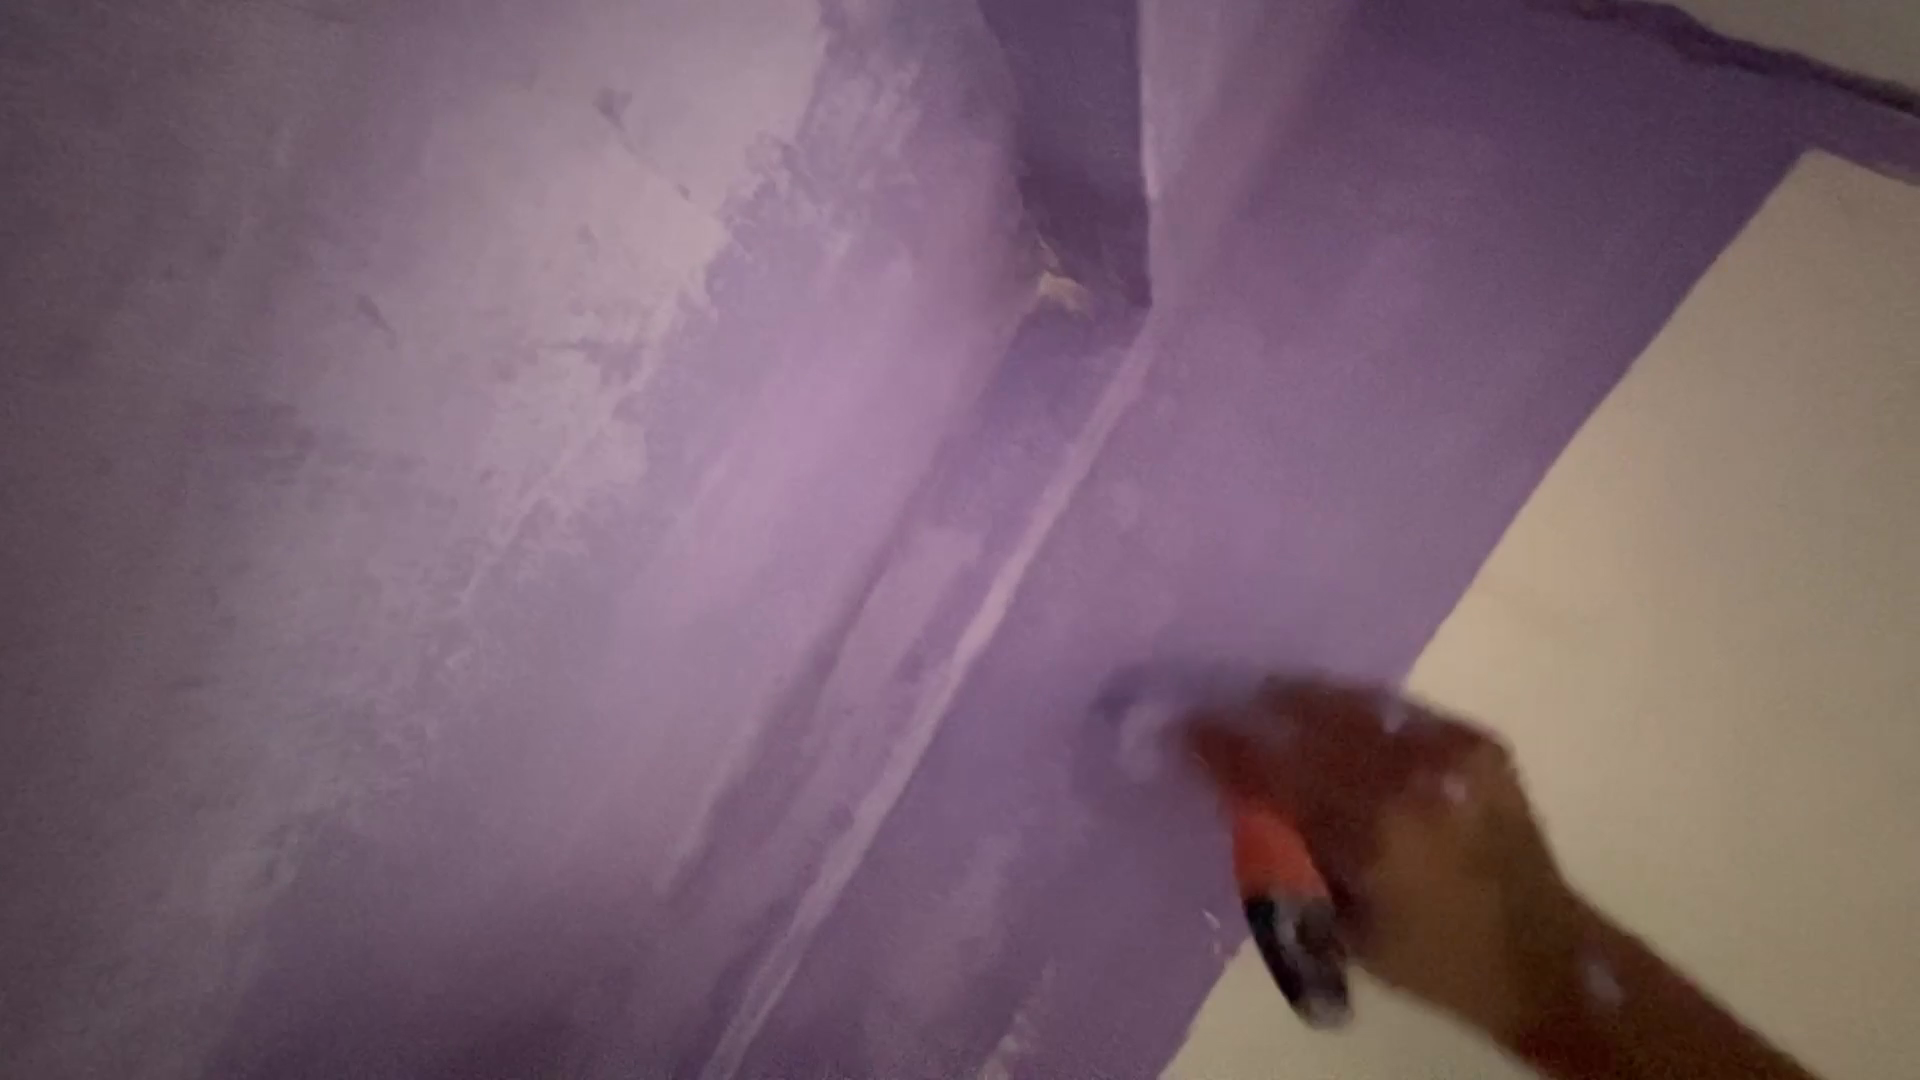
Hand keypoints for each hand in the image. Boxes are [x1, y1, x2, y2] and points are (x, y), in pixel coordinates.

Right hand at [1184, 678, 1587, 1038]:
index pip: (1272, 770)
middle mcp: (1413, 779)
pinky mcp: (1474, 740)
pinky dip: (1345, 707)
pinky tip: (1322, 709)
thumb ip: (1284, 851)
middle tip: (1214, 707)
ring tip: (1260, 697)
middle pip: (1304, 723)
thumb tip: (1233, 793)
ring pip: (1345, 703)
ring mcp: (1449, 751)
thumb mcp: (1337, 924)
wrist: (1553, 959)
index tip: (1182, 729)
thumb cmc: (1432, 960)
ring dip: (1294, 700)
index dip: (1220, 746)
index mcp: (1376, 835)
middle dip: (1250, 713)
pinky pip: (1387, 707)